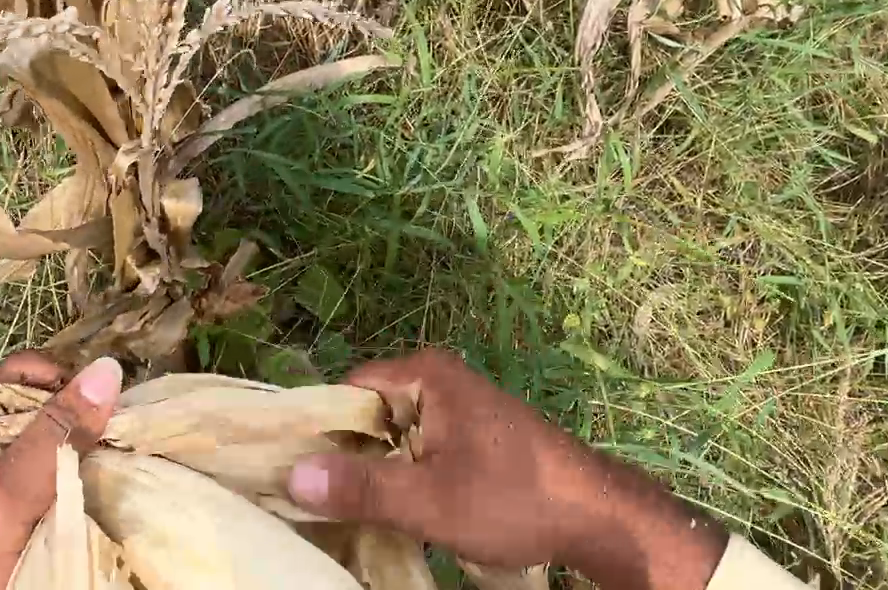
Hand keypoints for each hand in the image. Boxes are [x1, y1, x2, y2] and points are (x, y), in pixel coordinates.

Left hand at [0, 352, 122, 589]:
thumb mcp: (2, 503)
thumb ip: (53, 436)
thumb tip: (109, 367)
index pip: (11, 378)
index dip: (59, 382)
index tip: (102, 405)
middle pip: (30, 412)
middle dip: (73, 420)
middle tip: (114, 438)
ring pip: (40, 451)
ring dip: (75, 455)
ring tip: (110, 464)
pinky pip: (41, 488)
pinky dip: (67, 486)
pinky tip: (92, 492)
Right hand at [284, 349, 725, 589]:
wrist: (595, 513)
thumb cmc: (510, 496)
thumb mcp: (429, 499)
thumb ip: (362, 487)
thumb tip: (292, 474)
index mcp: (425, 373)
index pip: (351, 390)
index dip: (325, 431)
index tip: (305, 474)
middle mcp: (438, 377)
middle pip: (372, 412)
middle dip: (351, 456)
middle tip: (327, 502)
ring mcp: (457, 403)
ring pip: (396, 433)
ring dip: (379, 470)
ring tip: (358, 512)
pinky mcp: (471, 431)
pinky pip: (420, 445)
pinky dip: (406, 473)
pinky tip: (401, 509)